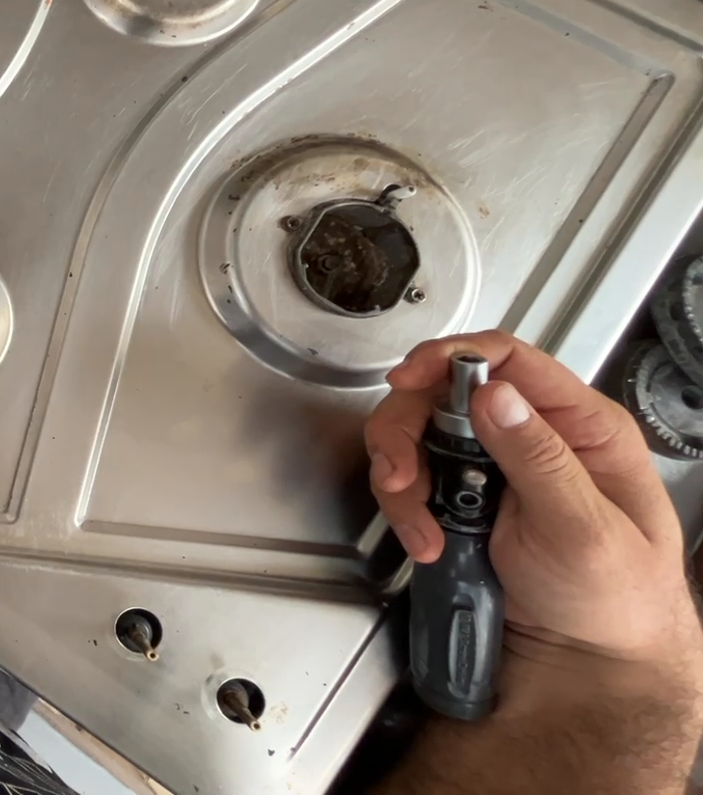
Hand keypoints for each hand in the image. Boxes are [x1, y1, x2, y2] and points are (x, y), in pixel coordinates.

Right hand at [365, 332, 702, 675]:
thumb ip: (540, 459)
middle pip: (436, 395)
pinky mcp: (452, 483)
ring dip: (397, 476)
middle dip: (404, 435)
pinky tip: (423, 536)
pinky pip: (403, 472)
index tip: (406, 379)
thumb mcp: (585, 530)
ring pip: (409, 433)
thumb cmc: (611, 598)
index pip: (508, 359)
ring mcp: (485, 458)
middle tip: (400, 477)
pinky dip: (400, 504)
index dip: (448, 357)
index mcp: (578, 428)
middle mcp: (526, 432)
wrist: (580, 652)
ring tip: (415, 522)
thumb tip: (494, 394)